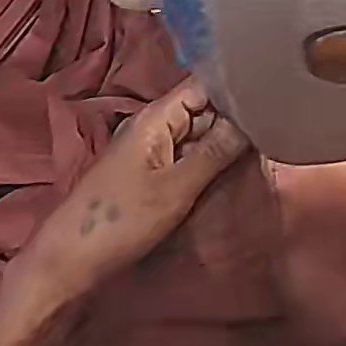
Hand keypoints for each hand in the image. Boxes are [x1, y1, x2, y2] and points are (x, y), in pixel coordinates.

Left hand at [7, 77, 250, 315]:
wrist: (69, 260)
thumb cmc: (121, 219)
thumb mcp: (176, 188)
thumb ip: (216, 152)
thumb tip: (254, 119)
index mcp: (156, 117)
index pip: (203, 84)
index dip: (235, 86)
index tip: (271, 93)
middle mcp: (155, 126)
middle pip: (203, 108)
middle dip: (236, 116)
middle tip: (277, 126)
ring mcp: (153, 150)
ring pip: (198, 133)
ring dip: (225, 140)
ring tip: (266, 144)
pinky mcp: (152, 172)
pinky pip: (189, 155)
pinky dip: (210, 160)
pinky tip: (236, 167)